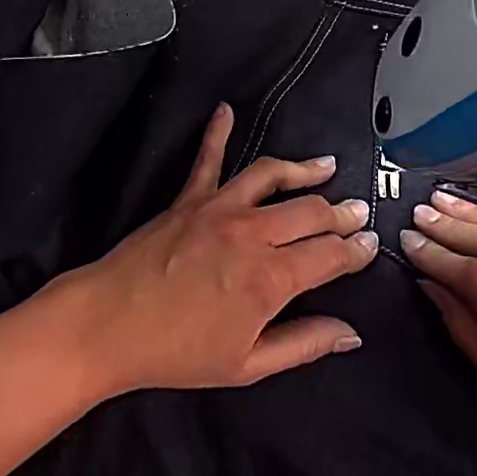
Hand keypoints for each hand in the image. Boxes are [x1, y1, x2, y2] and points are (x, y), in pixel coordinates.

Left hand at [43, 103, 378, 395]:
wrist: (106, 325)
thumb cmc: (176, 352)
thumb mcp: (246, 365)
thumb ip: (303, 345)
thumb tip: (350, 334)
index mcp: (270, 278)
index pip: (330, 255)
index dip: (356, 250)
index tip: (370, 245)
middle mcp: (253, 233)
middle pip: (312, 212)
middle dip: (343, 212)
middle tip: (359, 212)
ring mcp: (221, 209)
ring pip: (274, 177)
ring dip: (305, 169)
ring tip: (328, 166)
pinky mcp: (191, 198)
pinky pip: (209, 158)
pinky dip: (218, 132)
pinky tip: (226, 110)